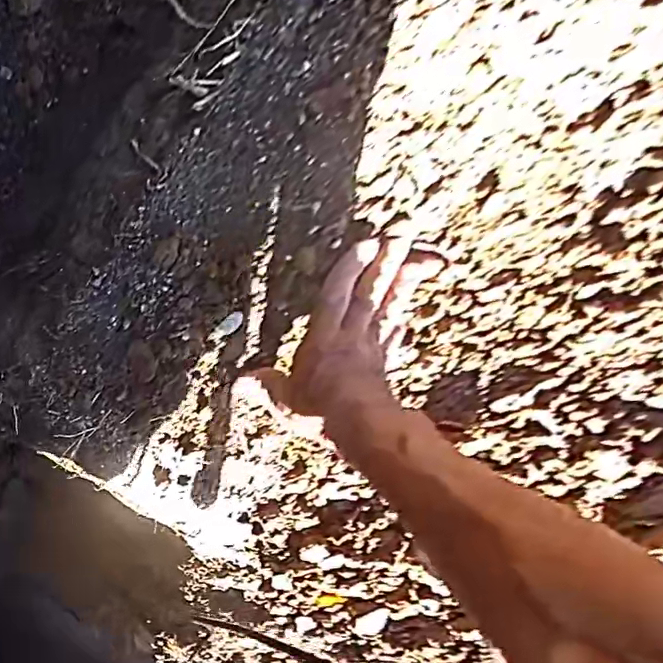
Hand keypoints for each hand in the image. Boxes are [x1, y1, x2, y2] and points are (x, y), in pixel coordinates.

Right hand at [241, 237, 444, 440]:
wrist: (362, 429)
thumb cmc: (319, 413)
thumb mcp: (283, 401)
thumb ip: (265, 386)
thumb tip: (240, 381)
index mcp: (322, 341)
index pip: (335, 297)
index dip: (349, 270)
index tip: (367, 244)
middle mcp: (349, 340)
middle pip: (369, 295)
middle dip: (385, 263)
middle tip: (403, 233)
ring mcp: (369, 352)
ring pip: (387, 310)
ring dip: (403, 283)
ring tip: (421, 258)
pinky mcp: (382, 368)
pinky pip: (392, 338)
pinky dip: (400, 323)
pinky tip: (405, 315)